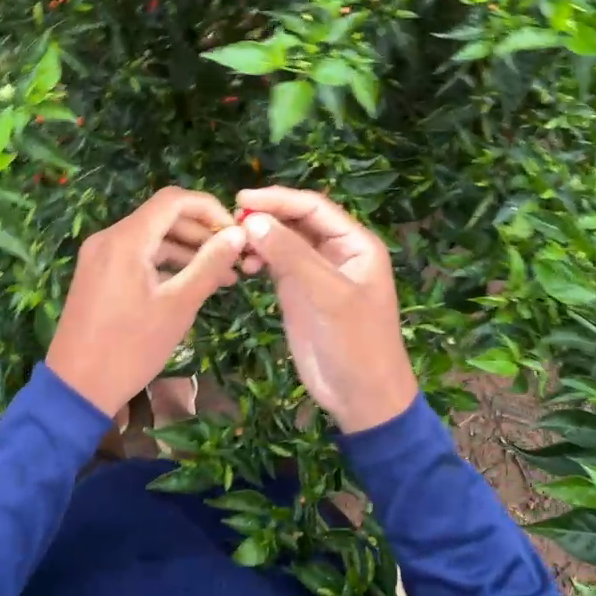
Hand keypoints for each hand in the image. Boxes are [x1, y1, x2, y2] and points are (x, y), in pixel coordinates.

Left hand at [45, 188, 247, 414]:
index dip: (209, 208)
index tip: (236, 232)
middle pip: (163, 217)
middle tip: (235, 257)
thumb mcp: (178, 306)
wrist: (75, 390)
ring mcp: (100, 256)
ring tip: (223, 277)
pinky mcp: (98, 274)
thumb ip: (209, 265)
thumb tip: (237, 234)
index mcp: (126, 239)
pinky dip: (165, 265)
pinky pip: (137, 255)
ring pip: (151, 238)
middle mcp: (109, 238)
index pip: (173, 200)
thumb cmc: (130, 348)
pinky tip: (191, 285)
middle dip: (201, 233)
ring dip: (186, 251)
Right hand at [236, 186, 417, 432]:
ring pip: (282, 239)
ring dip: (259, 237)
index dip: (279, 199)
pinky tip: (244, 265)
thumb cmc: (357, 343)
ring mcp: (315, 271)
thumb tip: (253, 220)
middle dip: (266, 215)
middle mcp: (335, 251)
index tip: (243, 198)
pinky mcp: (297, 291)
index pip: (314, 207)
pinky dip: (258, 259)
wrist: (362, 397)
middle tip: (232, 220)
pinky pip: (274, 262)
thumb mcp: (328, 295)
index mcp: (355, 243)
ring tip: (236, 245)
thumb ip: (292, 255)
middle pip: (296, 219)